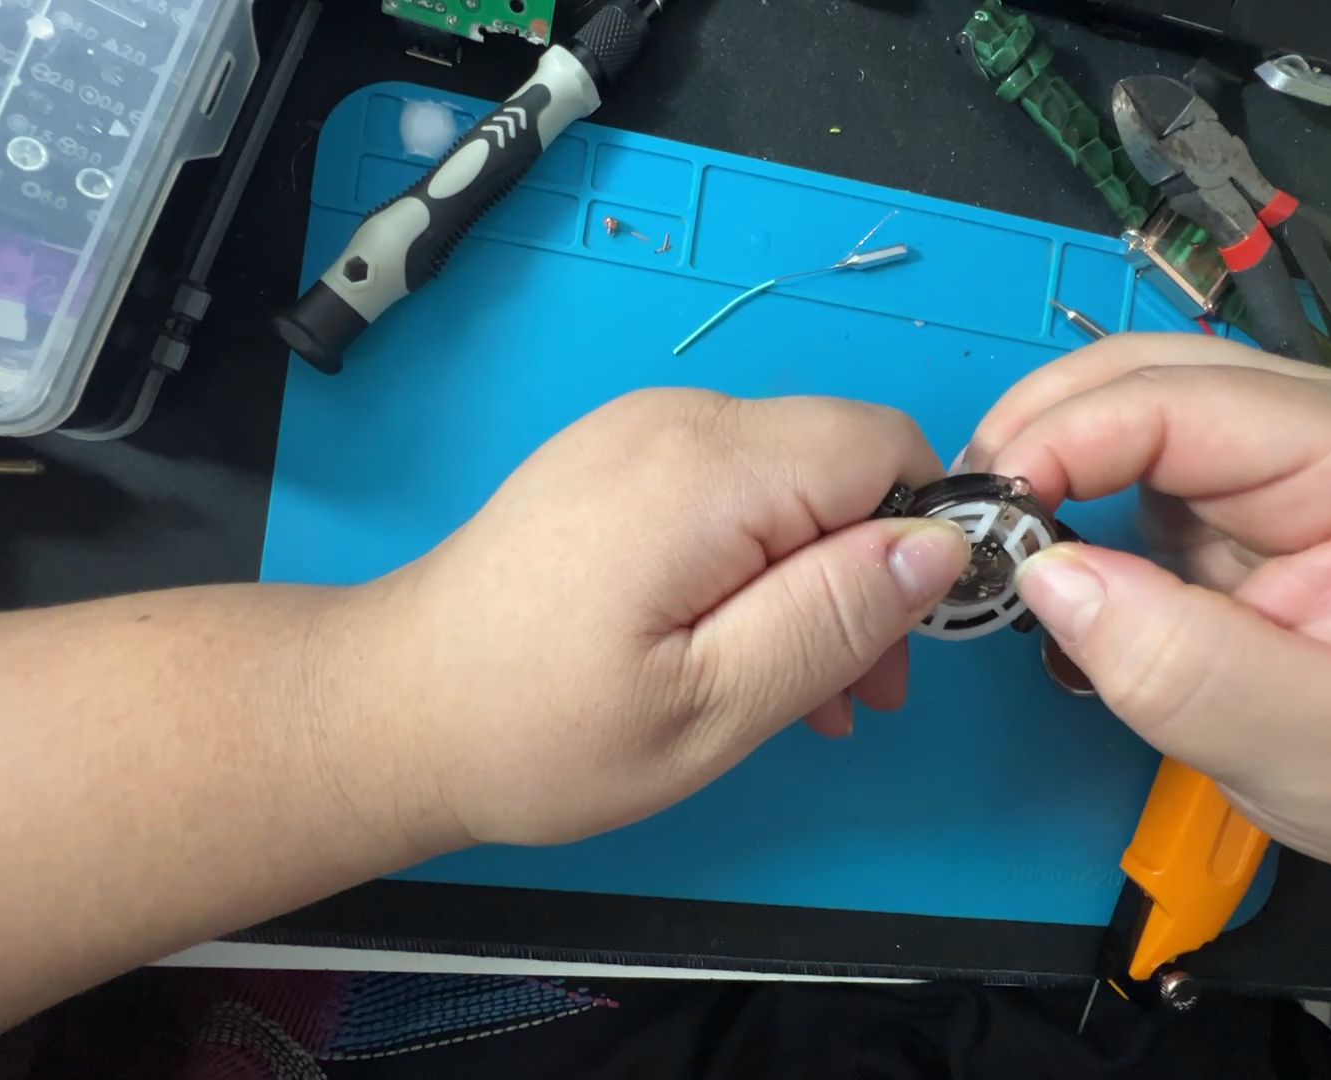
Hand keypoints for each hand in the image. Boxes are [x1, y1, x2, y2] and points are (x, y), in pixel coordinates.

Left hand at [324, 389, 970, 848]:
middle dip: (871, 566)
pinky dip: (760, 560)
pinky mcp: (619, 459)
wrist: (395, 706)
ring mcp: (640, 432)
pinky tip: (739, 641)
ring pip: (791, 481)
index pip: (884, 446)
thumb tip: (936, 547)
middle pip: (840, 460)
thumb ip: (833, 616)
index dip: (922, 532)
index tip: (906, 634)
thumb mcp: (712, 705)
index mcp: (708, 468)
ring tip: (801, 686)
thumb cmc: (543, 730)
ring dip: (817, 575)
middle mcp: (677, 421)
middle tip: (856, 684)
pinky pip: (732, 490)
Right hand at [963, 336, 1330, 903]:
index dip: (1062, 441)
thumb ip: (1175, 663)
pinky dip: (1065, 483)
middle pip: (1143, 369)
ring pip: (1124, 403)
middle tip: (971, 508)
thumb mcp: (1311, 746)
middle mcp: (1318, 429)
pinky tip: (1043, 535)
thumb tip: (1042, 573)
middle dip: (1037, 423)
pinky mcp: (1233, 496)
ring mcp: (1273, 458)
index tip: (984, 519)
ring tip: (994, 521)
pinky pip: (1128, 459)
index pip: (1178, 401)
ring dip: (1043, 447)